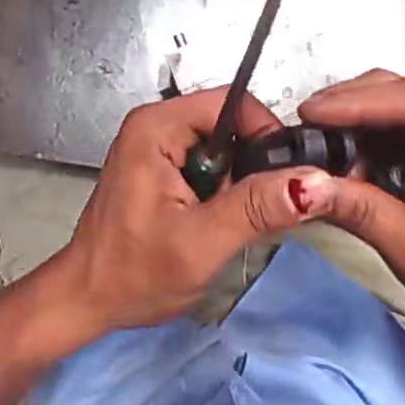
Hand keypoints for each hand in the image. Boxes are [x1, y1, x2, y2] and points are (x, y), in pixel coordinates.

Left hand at [56, 87, 328, 331]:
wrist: (88, 301)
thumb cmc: (133, 276)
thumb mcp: (202, 244)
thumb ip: (257, 208)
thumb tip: (316, 182)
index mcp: (156, 127)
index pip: (234, 103)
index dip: (266, 134)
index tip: (280, 177)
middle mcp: (155, 124)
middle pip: (231, 122)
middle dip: (252, 164)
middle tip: (250, 209)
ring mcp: (156, 145)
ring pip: (225, 145)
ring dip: (239, 180)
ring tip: (227, 219)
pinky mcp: (161, 166)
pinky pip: (211, 162)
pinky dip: (224, 189)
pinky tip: (216, 219)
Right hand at [295, 72, 404, 322]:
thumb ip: (360, 210)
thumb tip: (303, 184)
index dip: (362, 103)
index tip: (313, 112)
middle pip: (401, 91)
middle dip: (349, 100)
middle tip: (304, 119)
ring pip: (390, 97)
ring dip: (348, 109)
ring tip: (312, 132)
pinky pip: (385, 116)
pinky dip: (354, 124)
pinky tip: (331, 141)